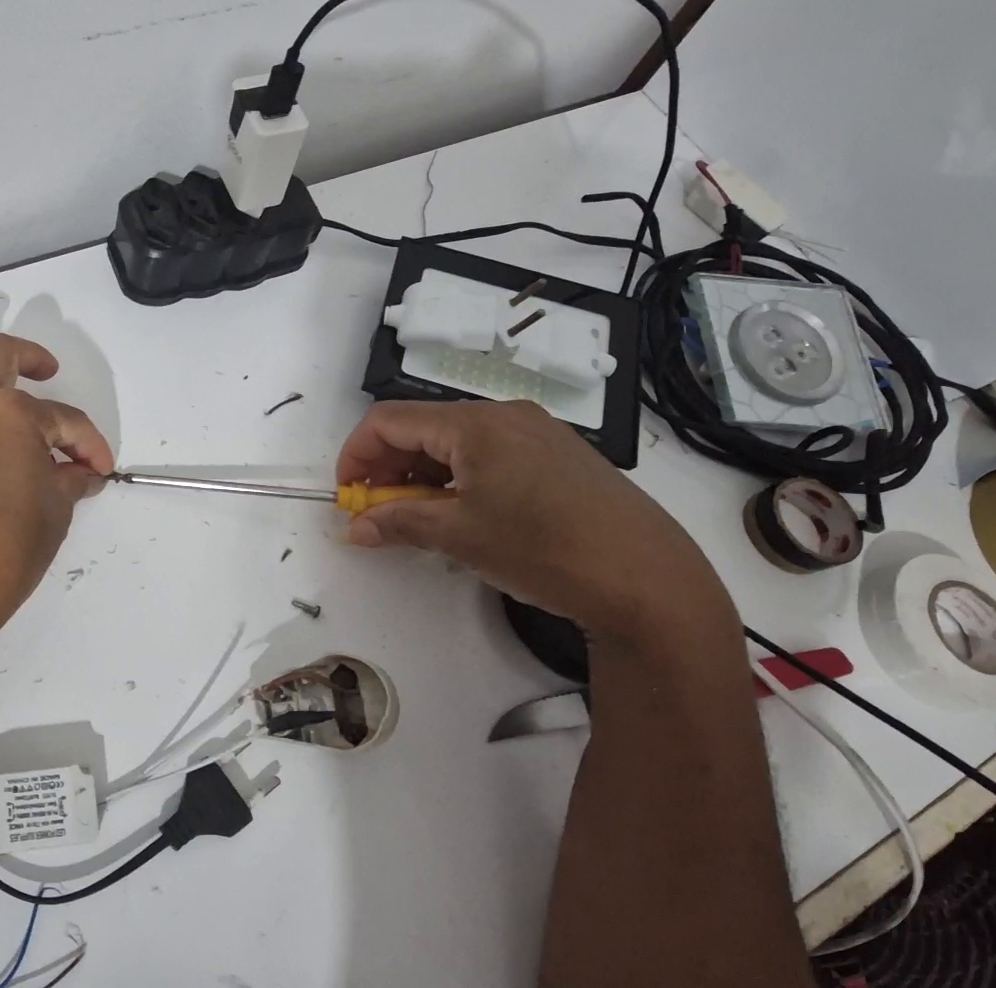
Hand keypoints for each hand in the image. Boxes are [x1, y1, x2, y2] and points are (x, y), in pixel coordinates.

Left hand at [0, 314, 113, 655]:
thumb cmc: (1, 559)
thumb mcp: (52, 518)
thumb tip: (79, 472)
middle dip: (32, 359)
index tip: (98, 467)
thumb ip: (66, 483)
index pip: (62, 421)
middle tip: (46, 370)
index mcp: (12, 416)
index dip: (87, 443)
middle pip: (0, 361)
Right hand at [336, 400, 736, 640]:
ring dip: (422, 473)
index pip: (390, 420)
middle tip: (377, 511)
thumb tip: (355, 528)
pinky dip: (459, 477)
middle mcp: (505, 415)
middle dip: (388, 466)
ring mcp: (537, 432)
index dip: (356, 454)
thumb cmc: (544, 550)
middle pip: (422, 426)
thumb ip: (398, 524)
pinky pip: (490, 452)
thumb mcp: (461, 537)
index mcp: (476, 424)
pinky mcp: (559, 455)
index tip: (346, 496)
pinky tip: (464, 513)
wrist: (648, 579)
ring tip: (418, 517)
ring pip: (456, 440)